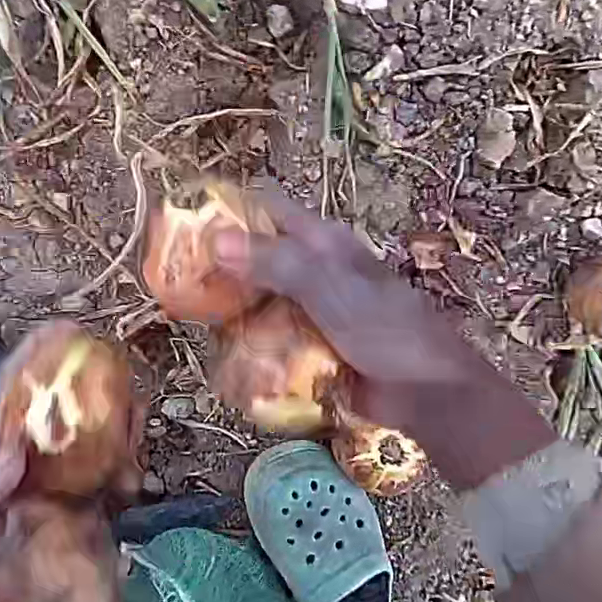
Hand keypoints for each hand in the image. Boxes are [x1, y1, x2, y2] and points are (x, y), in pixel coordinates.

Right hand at [213, 192, 555, 486]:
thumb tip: (216, 240)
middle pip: (258, 258)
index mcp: (323, 243)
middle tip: (176, 279)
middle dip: (222, 267)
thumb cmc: (383, 327)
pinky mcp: (310, 346)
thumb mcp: (329, 286)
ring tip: (189, 318)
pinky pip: (271, 337)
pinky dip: (249, 341)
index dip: (230, 209)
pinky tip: (222, 352)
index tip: (186, 222)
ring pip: (260, 300)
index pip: (269, 210)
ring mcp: (311, 310)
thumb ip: (276, 262)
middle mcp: (315, 271)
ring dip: (231, 308)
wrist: (426, 392)